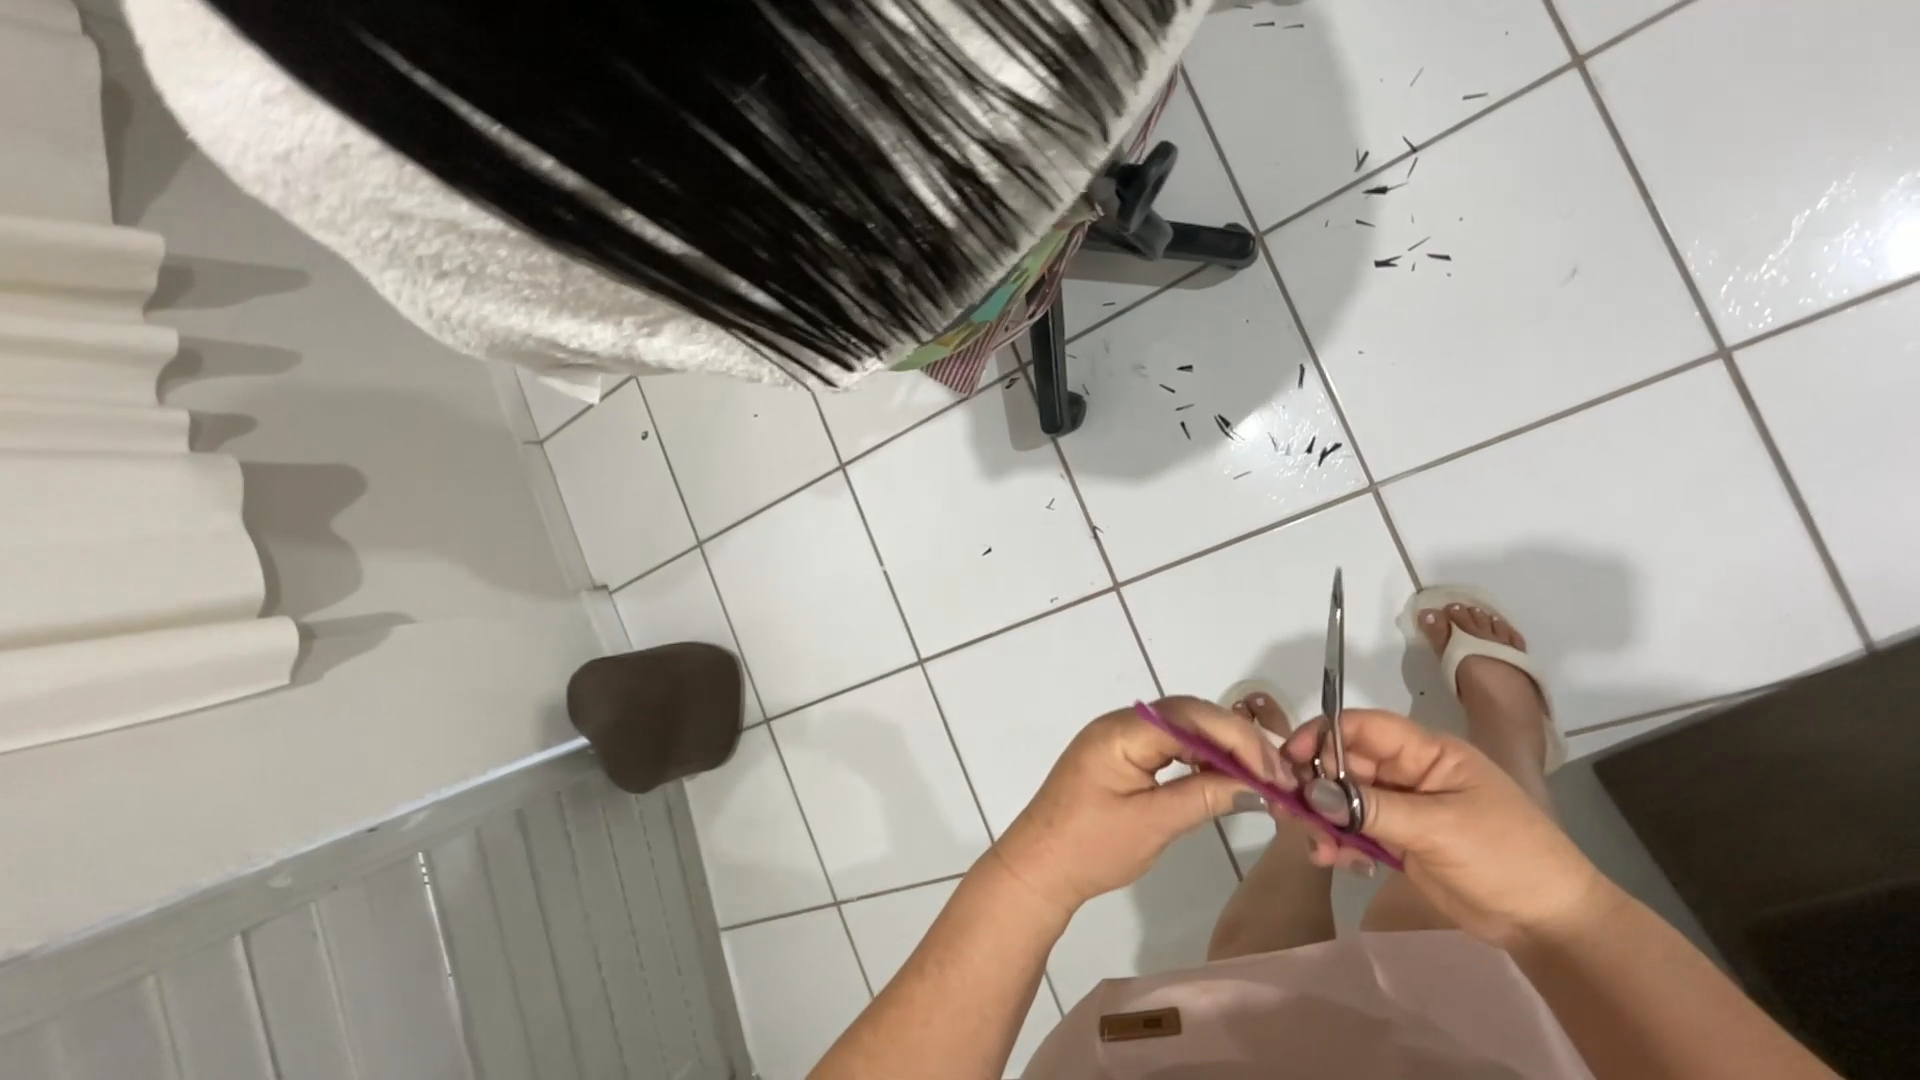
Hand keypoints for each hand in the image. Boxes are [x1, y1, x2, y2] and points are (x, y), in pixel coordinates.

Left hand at [990, 696, 1280, 917]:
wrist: (1038, 869)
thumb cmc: (1090, 848)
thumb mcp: (1153, 824)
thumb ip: (1204, 796)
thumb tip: (1255, 783)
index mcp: (1122, 731)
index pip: (1192, 717)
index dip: (1239, 739)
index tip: (1274, 772)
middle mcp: (1120, 723)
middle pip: (1189, 715)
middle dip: (1236, 741)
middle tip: (1276, 776)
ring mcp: (1118, 737)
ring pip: (1181, 728)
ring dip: (1220, 748)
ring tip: (1258, 777)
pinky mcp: (1120, 756)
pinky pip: (1167, 744)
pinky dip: (1197, 757)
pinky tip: (1221, 777)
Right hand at [1283, 709, 1617, 947]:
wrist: (1550, 923)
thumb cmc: (1506, 857)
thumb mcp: (1439, 828)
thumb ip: (1372, 809)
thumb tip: (1313, 794)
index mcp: (1428, 753)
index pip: (1364, 728)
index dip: (1323, 735)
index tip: (1290, 760)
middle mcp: (1410, 774)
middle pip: (1346, 764)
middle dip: (1315, 784)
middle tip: (1288, 810)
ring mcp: (1404, 809)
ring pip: (1344, 799)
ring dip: (1323, 818)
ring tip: (1315, 846)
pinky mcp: (1399, 842)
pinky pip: (1355, 831)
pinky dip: (1338, 842)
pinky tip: (1334, 860)